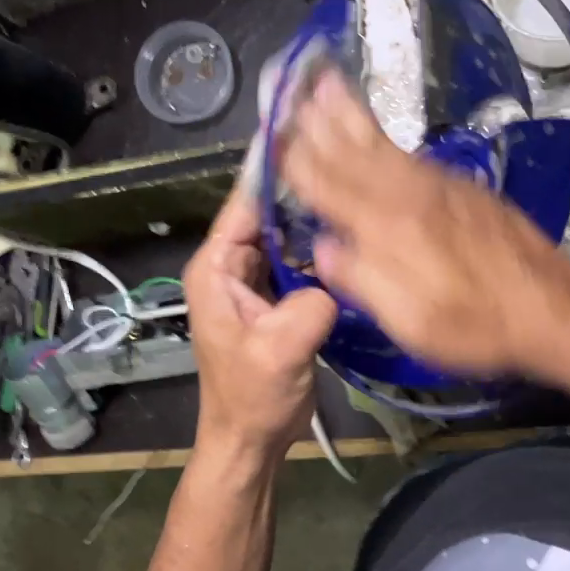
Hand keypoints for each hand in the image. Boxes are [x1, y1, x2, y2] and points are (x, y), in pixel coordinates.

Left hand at [183, 184, 338, 457]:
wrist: (251, 440)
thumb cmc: (252, 397)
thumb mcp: (279, 352)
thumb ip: (309, 307)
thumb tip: (337, 279)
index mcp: (216, 268)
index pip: (243, 204)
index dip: (270, 168)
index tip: (302, 130)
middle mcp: (229, 266)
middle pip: (265, 213)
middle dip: (300, 188)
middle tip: (345, 158)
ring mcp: (252, 281)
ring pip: (284, 235)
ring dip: (311, 217)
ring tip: (353, 186)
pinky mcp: (275, 297)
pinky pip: (296, 260)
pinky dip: (318, 248)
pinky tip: (350, 233)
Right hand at [281, 70, 569, 379]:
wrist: (553, 308)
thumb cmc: (477, 325)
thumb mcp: (411, 322)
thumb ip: (363, 279)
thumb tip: (322, 245)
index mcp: (387, 227)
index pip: (326, 185)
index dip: (294, 159)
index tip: (269, 133)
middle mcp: (407, 194)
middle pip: (350, 151)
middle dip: (316, 120)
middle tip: (290, 85)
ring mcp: (436, 185)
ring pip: (380, 143)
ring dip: (347, 114)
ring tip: (324, 82)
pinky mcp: (459, 187)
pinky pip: (406, 151)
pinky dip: (381, 133)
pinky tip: (373, 131)